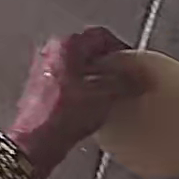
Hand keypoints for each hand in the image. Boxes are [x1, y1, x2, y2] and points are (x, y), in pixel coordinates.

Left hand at [7, 27, 144, 177]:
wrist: (35, 142)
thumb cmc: (64, 114)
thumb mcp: (104, 96)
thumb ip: (127, 82)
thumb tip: (143, 77)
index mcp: (65, 45)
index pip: (100, 36)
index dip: (122, 48)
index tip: (135, 64)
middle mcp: (52, 52)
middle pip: (89, 50)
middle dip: (111, 64)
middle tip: (128, 79)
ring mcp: (44, 70)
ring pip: (79, 67)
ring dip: (98, 78)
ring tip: (116, 94)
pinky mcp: (42, 89)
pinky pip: (70, 81)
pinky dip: (85, 89)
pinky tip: (96, 106)